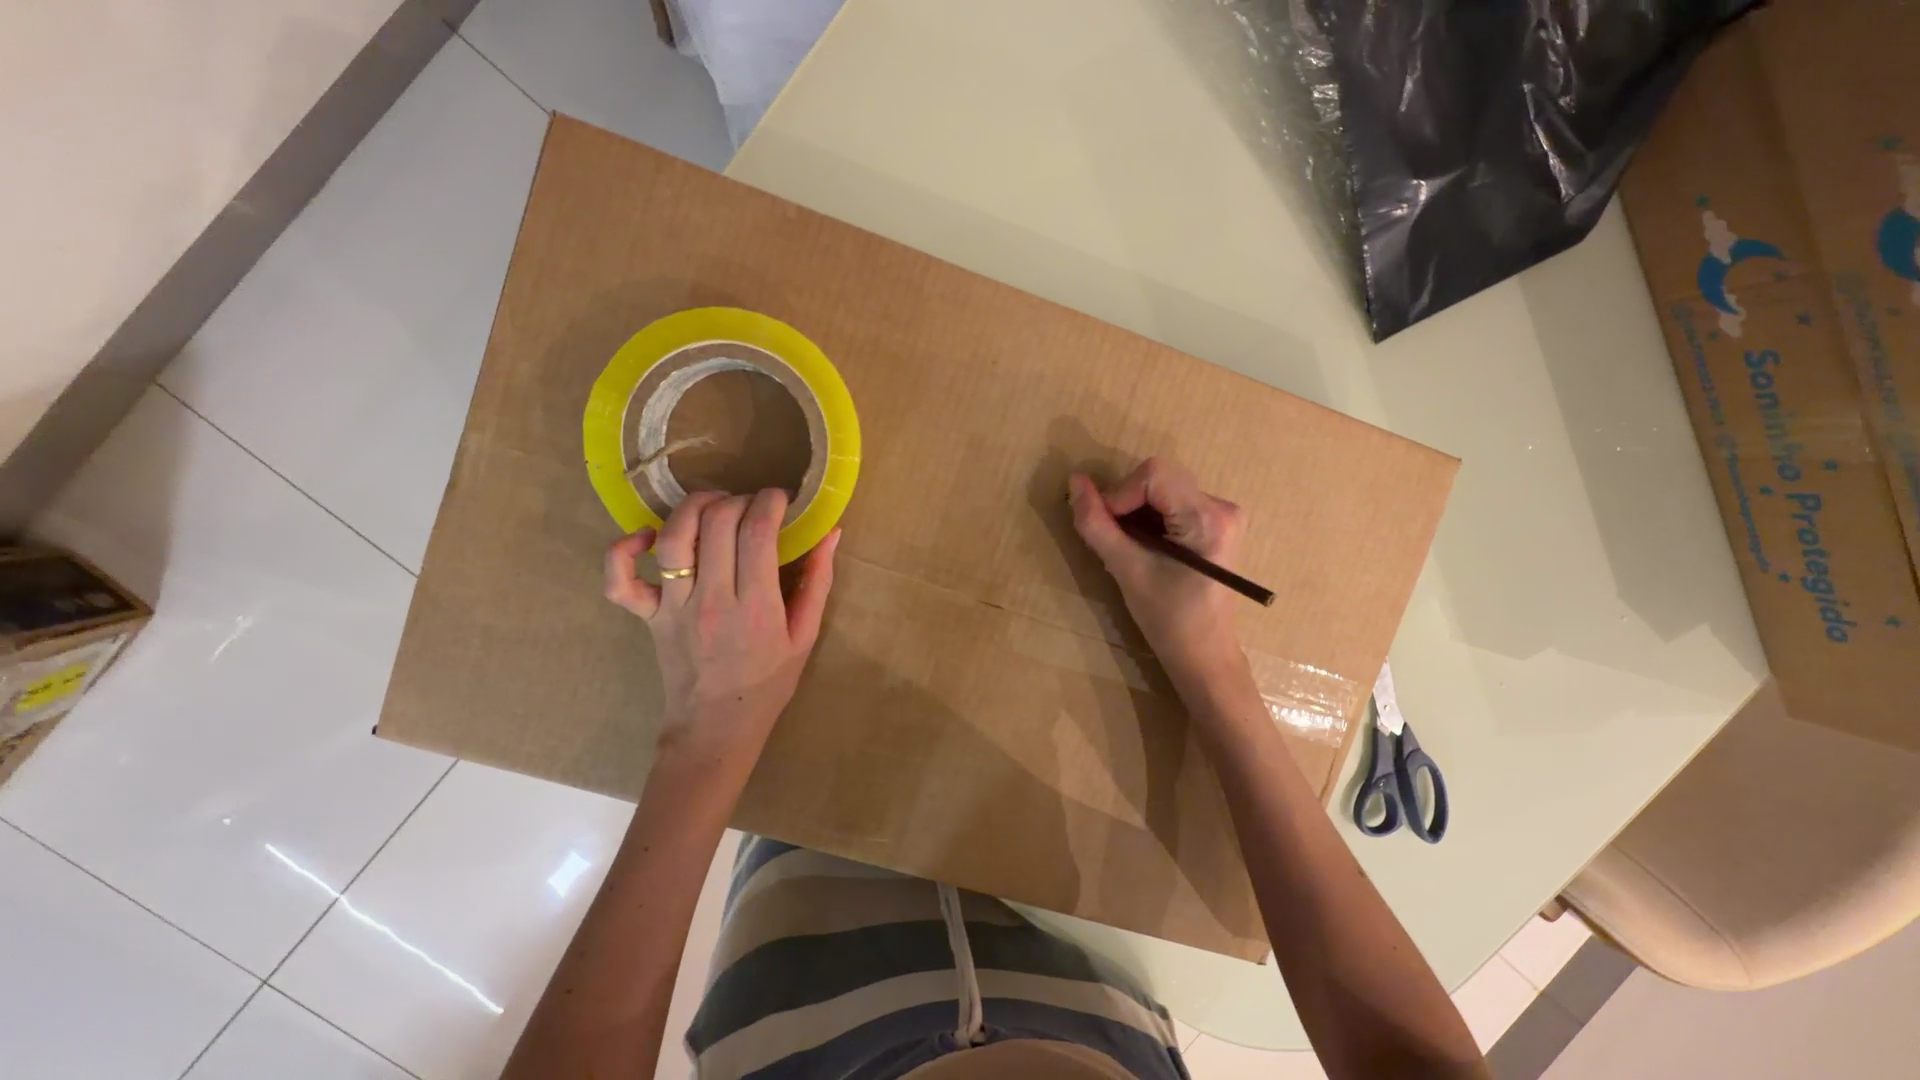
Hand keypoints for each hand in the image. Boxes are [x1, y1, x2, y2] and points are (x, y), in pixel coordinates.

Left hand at [604, 489, 838, 757]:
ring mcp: (675, 607)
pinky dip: (624, 550)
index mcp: (757, 607)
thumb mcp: (805, 635)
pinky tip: (646, 536)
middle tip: (751, 506)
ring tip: (713, 505)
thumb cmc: (768, 682)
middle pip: (718, 523)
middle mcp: (713, 600)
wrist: (717, 726)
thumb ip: (818, 582)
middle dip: (738, 499)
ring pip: (674, 538)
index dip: (769, 502)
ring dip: (693, 507)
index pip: (758, 532)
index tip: (779, 499)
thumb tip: (831, 532)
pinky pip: (620, 580)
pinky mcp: (648, 616)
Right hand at [1069, 458, 1245, 685]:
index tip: (1108, 527)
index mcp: (1209, 518)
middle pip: (1160, 478)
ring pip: (1164, 489)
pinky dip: (1151, 518)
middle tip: (1115, 539)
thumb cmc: (1168, 619)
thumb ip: (1097, 524)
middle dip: (1127, 502)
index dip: (1120, 493)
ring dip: (1137, 512)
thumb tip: (1075, 482)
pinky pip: (1174, 502)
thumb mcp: (1126, 570)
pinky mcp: (1217, 524)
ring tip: (1131, 548)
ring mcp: (1224, 515)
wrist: (1204, 654)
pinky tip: (1147, 548)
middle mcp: (1223, 508)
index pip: (1154, 474)